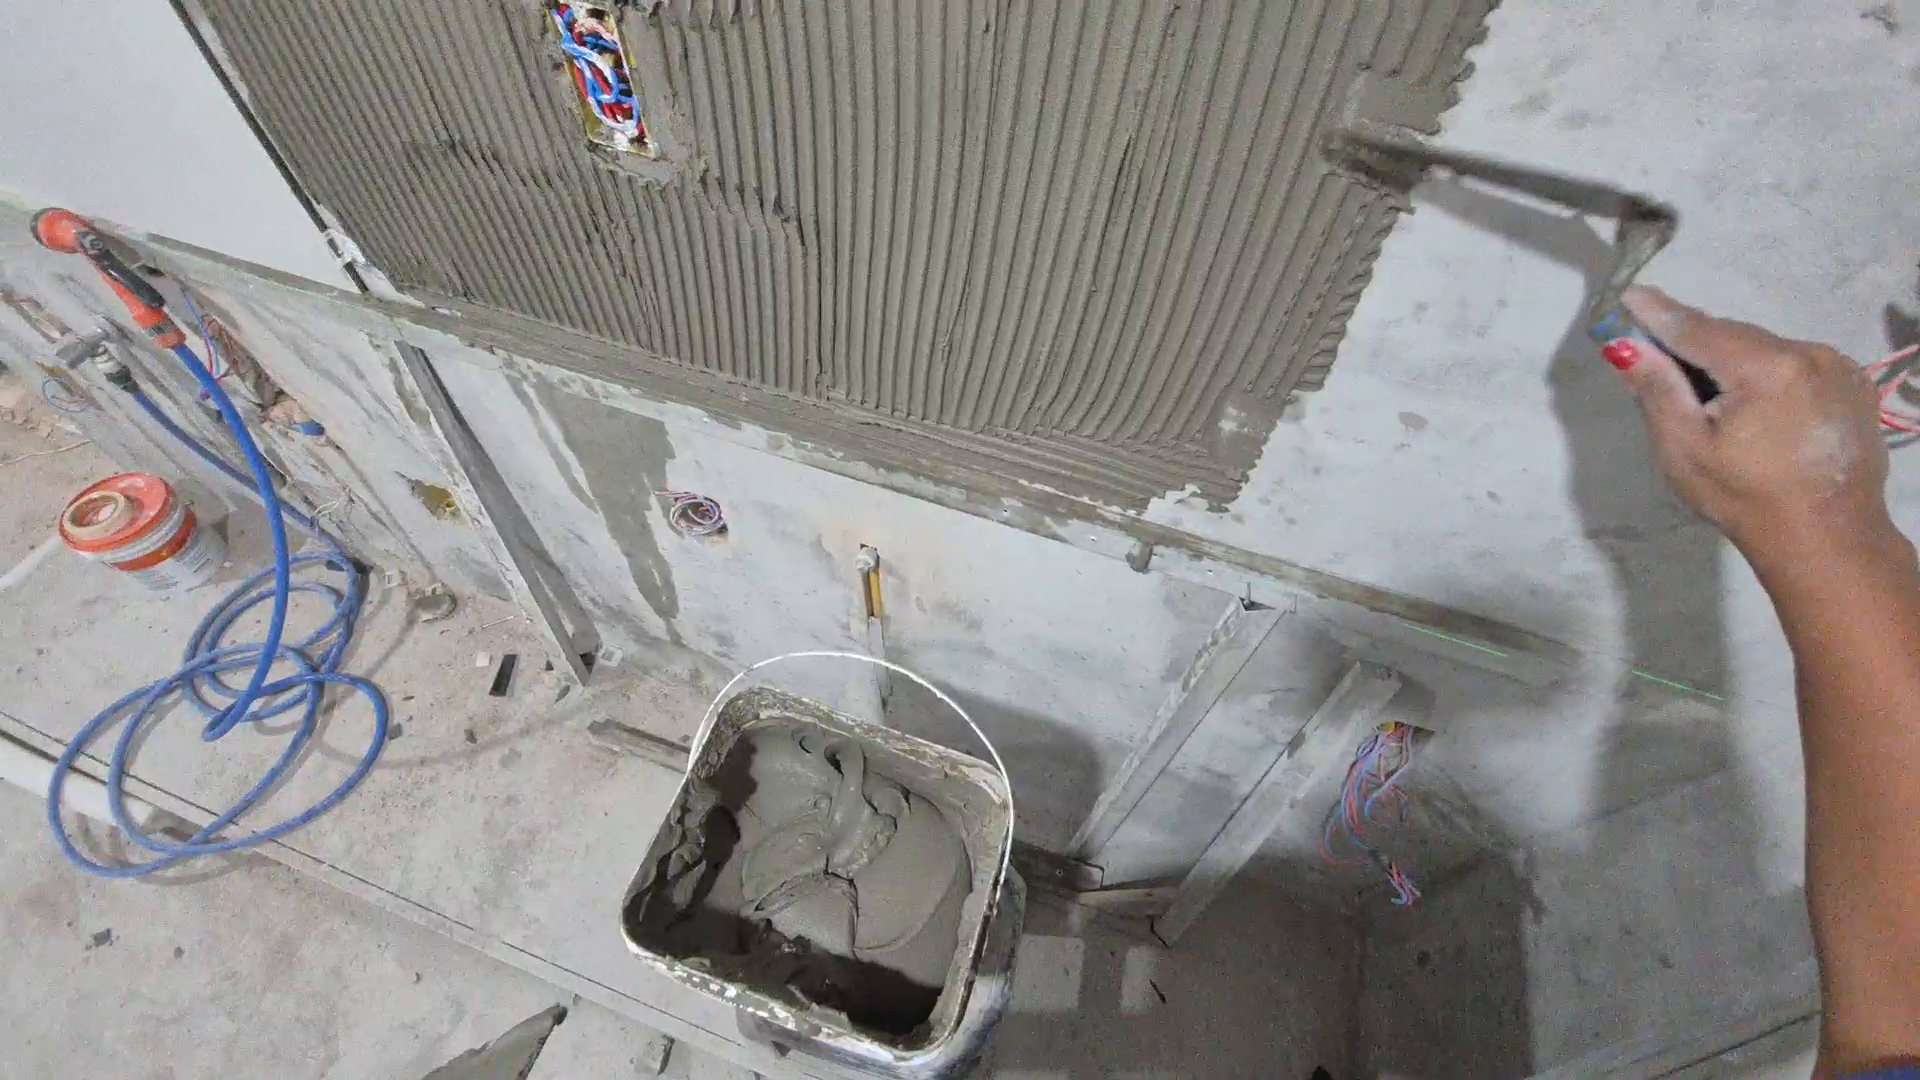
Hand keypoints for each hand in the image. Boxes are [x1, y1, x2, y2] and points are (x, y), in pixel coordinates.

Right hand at [1609, 285, 1897, 569]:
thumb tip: (1626, 346)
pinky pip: (1783, 362)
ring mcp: (1833, 366)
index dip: (1657, 312)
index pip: (1697, 329)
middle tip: (1640, 343)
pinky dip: (1748, 368)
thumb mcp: (1682, 444)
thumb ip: (1656, 389)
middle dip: (1684, 336)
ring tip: (1684, 381)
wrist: (1823, 529)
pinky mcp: (1845, 382)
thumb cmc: (1739, 492)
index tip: (1626, 292)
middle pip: (1729, 335)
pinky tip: (1731, 396)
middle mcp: (1807, 354)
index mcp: (1765, 368)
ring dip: (1716, 355)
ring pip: (1757, 348)